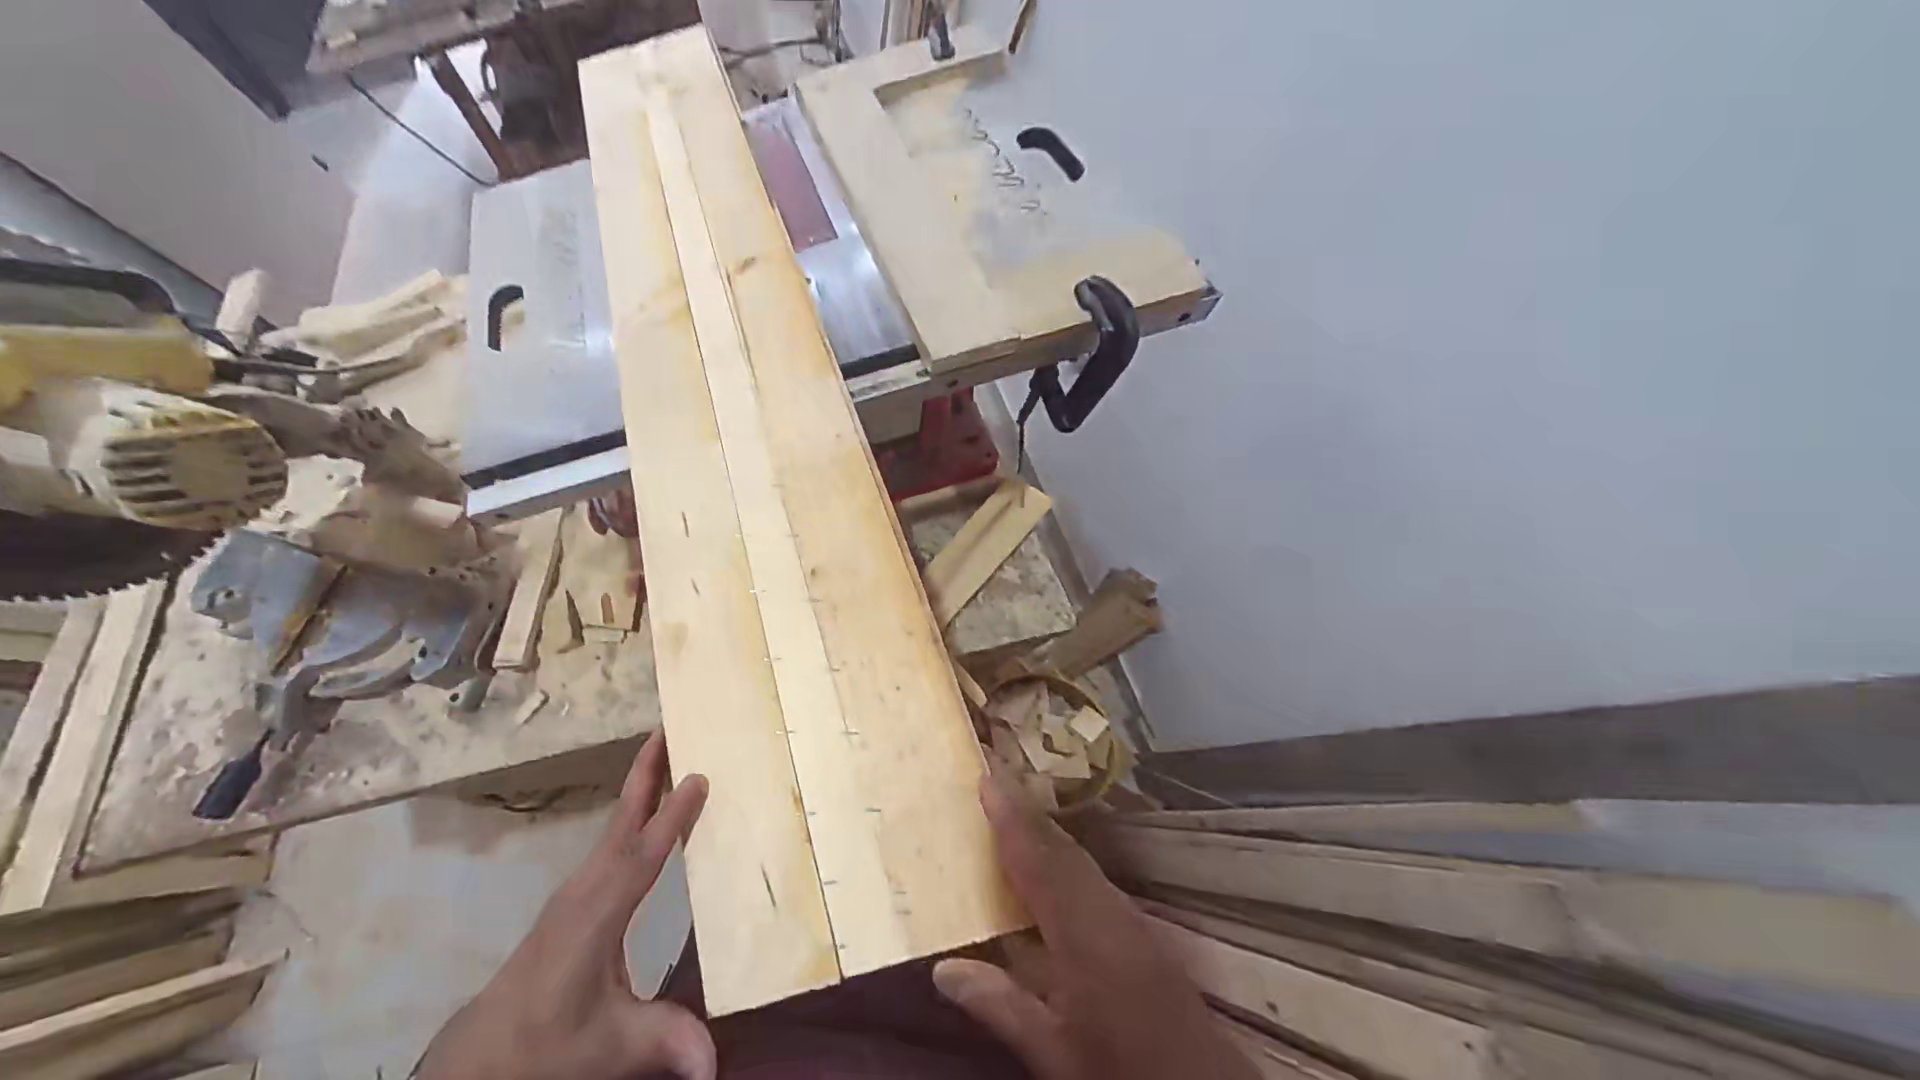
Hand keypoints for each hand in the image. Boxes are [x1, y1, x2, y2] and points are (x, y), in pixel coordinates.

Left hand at [417, 733, 712, 1079]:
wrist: (479, 1062)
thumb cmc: (544, 1045)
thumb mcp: (607, 1048)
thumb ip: (664, 1042)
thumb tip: (715, 1064)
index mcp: (598, 915)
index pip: (643, 855)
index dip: (672, 817)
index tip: (700, 776)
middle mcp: (587, 891)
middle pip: (623, 820)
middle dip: (646, 772)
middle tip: (670, 727)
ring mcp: (578, 892)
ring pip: (616, 826)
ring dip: (642, 787)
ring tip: (669, 756)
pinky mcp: (577, 901)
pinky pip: (613, 843)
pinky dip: (634, 814)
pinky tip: (650, 815)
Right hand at [932, 769, 1258, 1079]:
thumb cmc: (1119, 1064)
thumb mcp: (1053, 1048)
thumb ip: (999, 1004)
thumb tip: (943, 968)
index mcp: (1082, 932)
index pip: (1038, 860)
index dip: (1010, 817)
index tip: (987, 776)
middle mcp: (1106, 909)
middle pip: (1060, 847)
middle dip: (1026, 811)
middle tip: (991, 780)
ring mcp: (1126, 914)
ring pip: (1077, 858)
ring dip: (1043, 830)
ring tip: (1009, 810)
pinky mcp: (1136, 927)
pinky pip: (1089, 874)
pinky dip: (1061, 855)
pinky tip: (1045, 866)